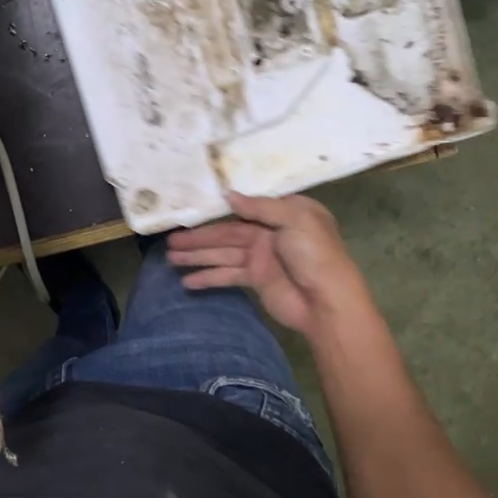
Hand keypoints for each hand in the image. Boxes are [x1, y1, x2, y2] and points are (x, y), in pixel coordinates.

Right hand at [166, 192, 369, 333]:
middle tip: (169, 241)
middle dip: (199, 237)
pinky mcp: (256, 279)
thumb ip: (261, 206)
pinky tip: (188, 281)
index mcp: (285, 212)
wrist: (327, 302)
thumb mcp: (295, 219)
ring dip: (197, 256)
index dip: (219, 208)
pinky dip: (208, 277)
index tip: (192, 210)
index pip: (246, 206)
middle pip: (227, 231)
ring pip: (223, 253)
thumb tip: (228, 195)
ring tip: (170, 258)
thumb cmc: (316, 254)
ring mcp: (262, 256)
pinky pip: (227, 274)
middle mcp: (271, 231)